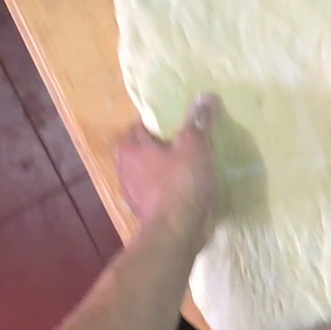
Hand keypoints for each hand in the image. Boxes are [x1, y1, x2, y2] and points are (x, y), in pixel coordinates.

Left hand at [116, 95, 219, 248]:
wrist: (178, 233)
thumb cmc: (182, 183)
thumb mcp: (194, 145)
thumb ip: (198, 121)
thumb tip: (205, 96)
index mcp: (130, 148)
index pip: (141, 124)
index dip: (160, 120)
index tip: (180, 121)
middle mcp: (125, 170)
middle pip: (146, 149)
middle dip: (164, 145)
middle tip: (189, 141)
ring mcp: (134, 194)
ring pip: (152, 172)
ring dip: (168, 168)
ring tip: (192, 163)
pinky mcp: (147, 213)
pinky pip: (160, 192)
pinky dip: (171, 188)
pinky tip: (189, 187)